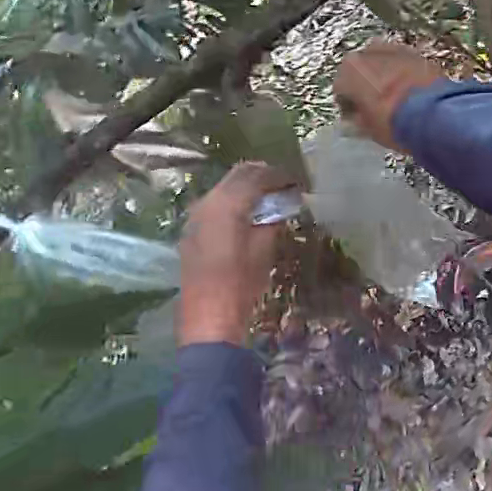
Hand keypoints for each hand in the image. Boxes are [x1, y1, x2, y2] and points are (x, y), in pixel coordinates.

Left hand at [178, 161, 291, 346]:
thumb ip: (273, 220)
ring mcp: (196, 216)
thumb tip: (283, 205)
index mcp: (227, 204)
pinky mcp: (193, 230)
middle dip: (263, 176)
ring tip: (272, 199)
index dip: (279, 175)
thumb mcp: (265, 248)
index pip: (256, 174)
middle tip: (286, 186)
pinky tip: (252, 215)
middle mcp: (207, 202)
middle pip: (237, 175)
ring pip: (225, 188)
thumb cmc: (242, 282)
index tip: (298, 182)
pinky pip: (217, 203)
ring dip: (248, 188)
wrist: (210, 316)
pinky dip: (236, 201)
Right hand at [332, 42, 445, 150]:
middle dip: (367, 86)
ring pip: (384, 63)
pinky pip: (405, 65)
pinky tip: (413, 92)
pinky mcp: (420, 54)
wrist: (436, 114)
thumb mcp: (369, 130)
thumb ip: (357, 121)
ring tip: (397, 99)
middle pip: (363, 70)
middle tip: (378, 107)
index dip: (349, 105)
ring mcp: (397, 49)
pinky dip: (406, 75)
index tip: (358, 117)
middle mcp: (369, 52)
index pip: (341, 88)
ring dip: (387, 77)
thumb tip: (355, 120)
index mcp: (349, 70)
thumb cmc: (393, 123)